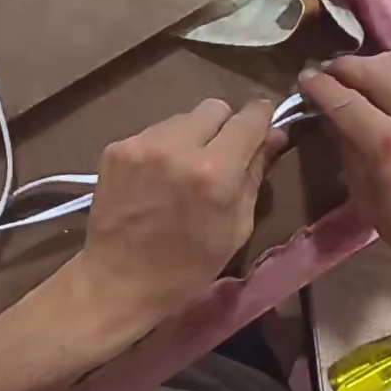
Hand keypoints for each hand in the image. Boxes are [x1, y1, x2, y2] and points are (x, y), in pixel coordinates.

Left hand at [70, 98, 284, 328]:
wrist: (118, 282)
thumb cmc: (187, 267)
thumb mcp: (236, 228)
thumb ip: (255, 175)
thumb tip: (274, 136)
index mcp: (214, 173)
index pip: (249, 119)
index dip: (262, 117)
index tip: (264, 123)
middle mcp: (178, 147)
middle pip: (215, 108)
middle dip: (225, 126)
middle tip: (222, 155)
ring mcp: (142, 144)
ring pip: (183, 118)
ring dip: (193, 136)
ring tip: (185, 169)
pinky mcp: (116, 148)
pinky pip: (154, 132)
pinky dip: (164, 147)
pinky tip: (158, 177)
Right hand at [300, 50, 390, 313]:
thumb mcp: (370, 203)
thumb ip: (351, 155)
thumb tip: (336, 121)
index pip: (345, 102)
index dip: (319, 87)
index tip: (305, 79)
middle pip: (374, 71)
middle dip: (344, 66)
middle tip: (330, 71)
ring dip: (379, 59)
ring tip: (366, 69)